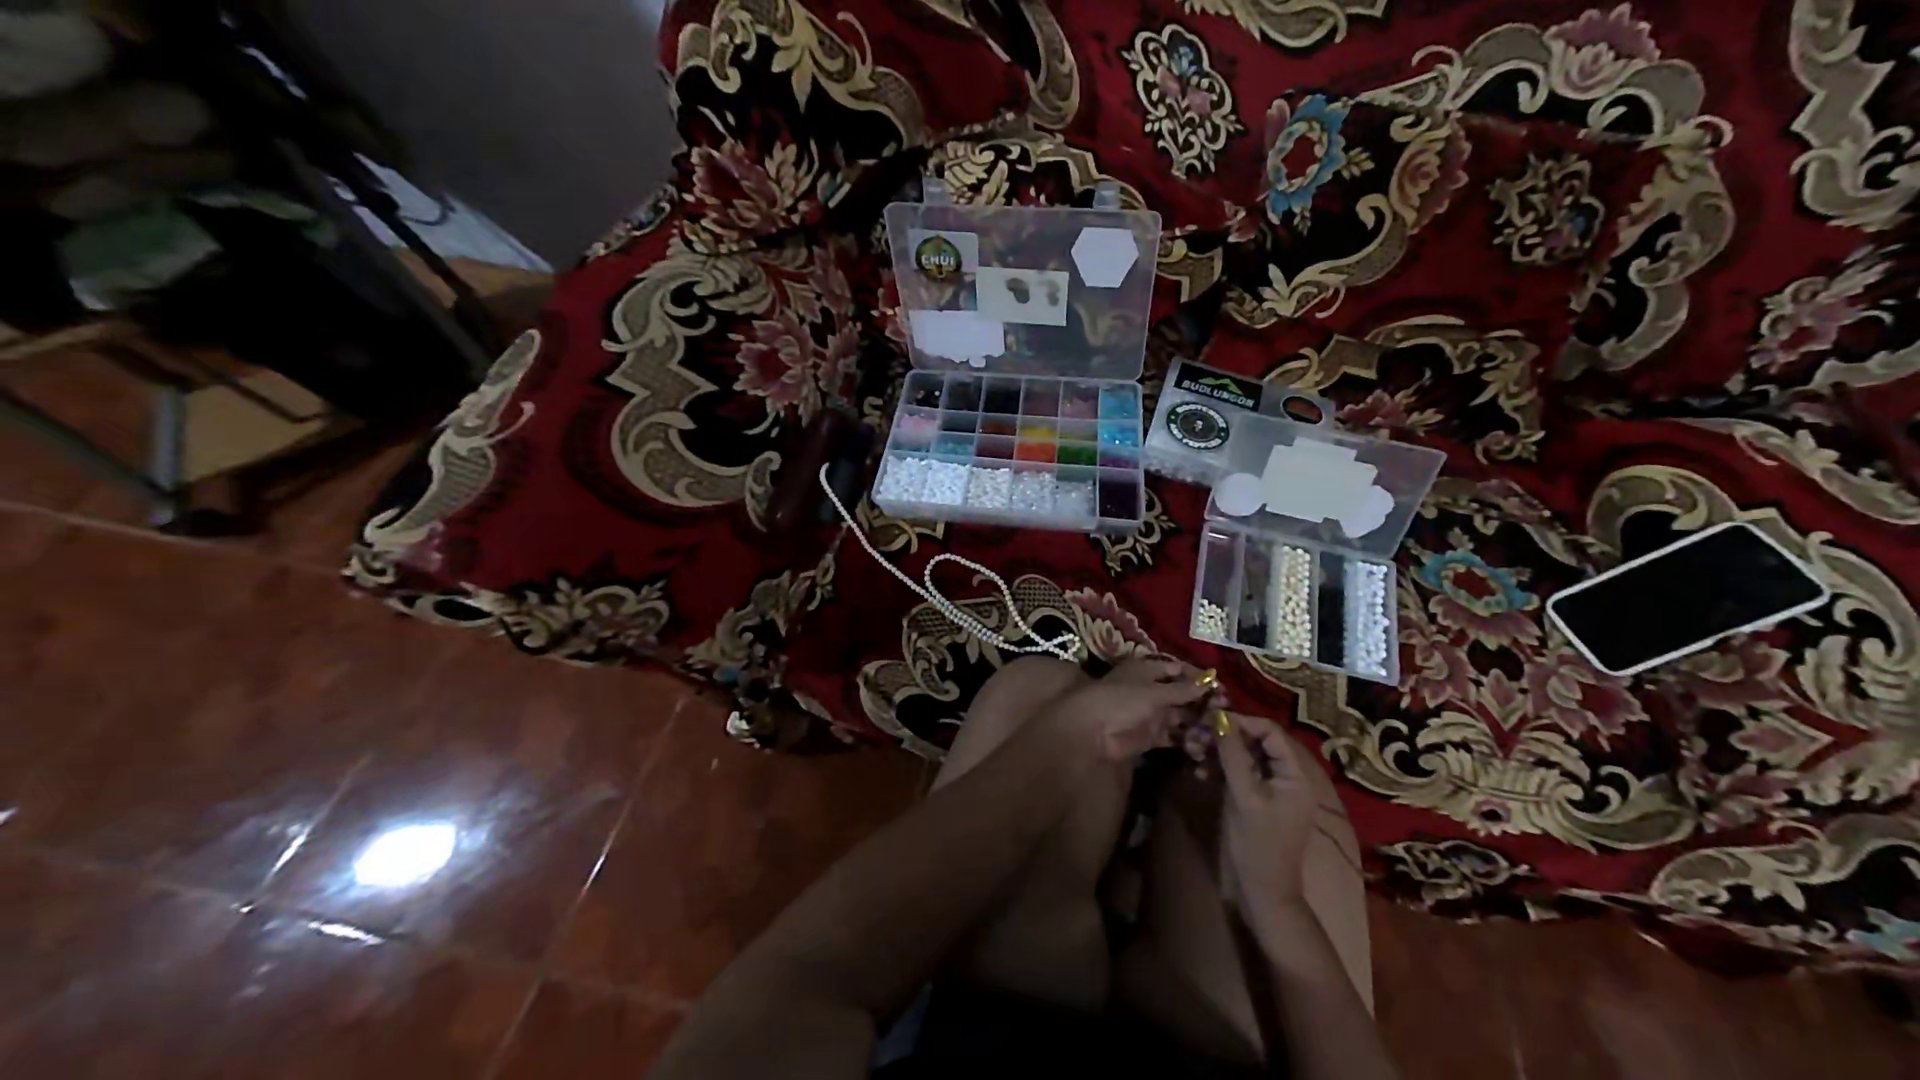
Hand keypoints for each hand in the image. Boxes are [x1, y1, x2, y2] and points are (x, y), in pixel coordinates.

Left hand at [1049, 656, 1213, 761]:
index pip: (1177, 670)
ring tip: (1219, 728)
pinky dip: (1187, 739)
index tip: (1221, 686)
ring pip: (1180, 715)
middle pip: (1181, 694)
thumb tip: (1210, 680)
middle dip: (1202, 702)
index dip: (1198, 677)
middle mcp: (1150, 690)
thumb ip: (1182, 689)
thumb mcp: (1153, 692)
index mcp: (1146, 670)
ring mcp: (1150, 713)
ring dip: (1197, 721)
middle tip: (1226, 710)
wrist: (1093, 731)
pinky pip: (1173, 735)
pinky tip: (1203, 744)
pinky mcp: (1150, 735)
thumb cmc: (1120, 701)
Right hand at [1216, 711, 1317, 913]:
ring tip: (1193, 752)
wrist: (1262, 890)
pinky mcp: (1254, 800)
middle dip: (1227, 736)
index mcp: (1295, 775)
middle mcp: (1285, 777)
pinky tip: (1199, 772)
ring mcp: (1269, 789)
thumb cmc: (1259, 843)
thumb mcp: (1245, 796)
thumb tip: (1221, 720)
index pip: (1271, 733)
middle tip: (1197, 734)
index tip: (1212, 719)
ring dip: (1219, 751)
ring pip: (1244, 756)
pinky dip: (1219, 769)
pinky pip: (1238, 773)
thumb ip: (1234, 756)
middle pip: (1257, 742)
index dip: (1243, 722)